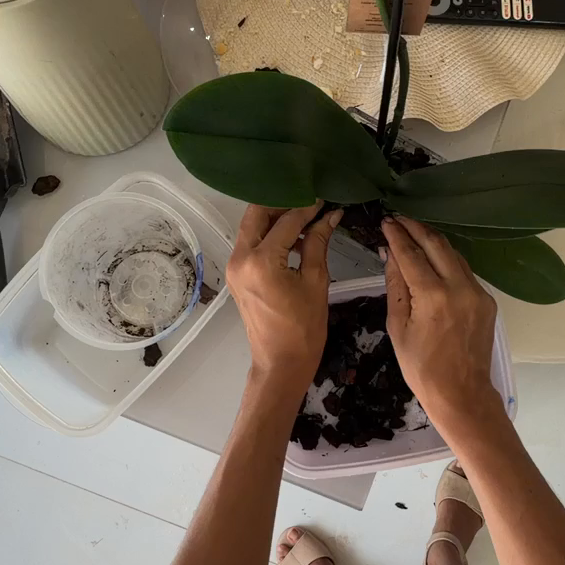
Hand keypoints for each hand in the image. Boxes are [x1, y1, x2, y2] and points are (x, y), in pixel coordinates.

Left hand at [228, 204, 341, 392]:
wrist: (281, 363)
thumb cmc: (303, 329)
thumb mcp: (315, 281)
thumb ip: (318, 243)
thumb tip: (329, 217)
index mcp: (261, 261)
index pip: (286, 222)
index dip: (308, 209)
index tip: (325, 201)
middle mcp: (241, 259)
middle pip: (256, 214)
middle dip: (282, 205)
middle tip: (309, 203)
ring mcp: (235, 267)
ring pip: (251, 227)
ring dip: (275, 218)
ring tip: (305, 219)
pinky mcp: (237, 275)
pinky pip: (251, 243)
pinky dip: (269, 235)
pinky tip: (293, 238)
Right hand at [381, 217, 504, 432]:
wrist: (461, 393)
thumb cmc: (421, 367)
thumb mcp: (398, 327)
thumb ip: (396, 286)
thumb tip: (390, 254)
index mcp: (433, 296)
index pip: (411, 254)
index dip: (396, 235)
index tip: (386, 221)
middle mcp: (459, 287)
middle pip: (436, 244)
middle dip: (416, 227)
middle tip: (399, 219)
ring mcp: (477, 292)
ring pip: (453, 254)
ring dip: (433, 240)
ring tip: (414, 233)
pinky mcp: (487, 299)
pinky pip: (464, 271)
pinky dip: (447, 260)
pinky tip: (434, 259)